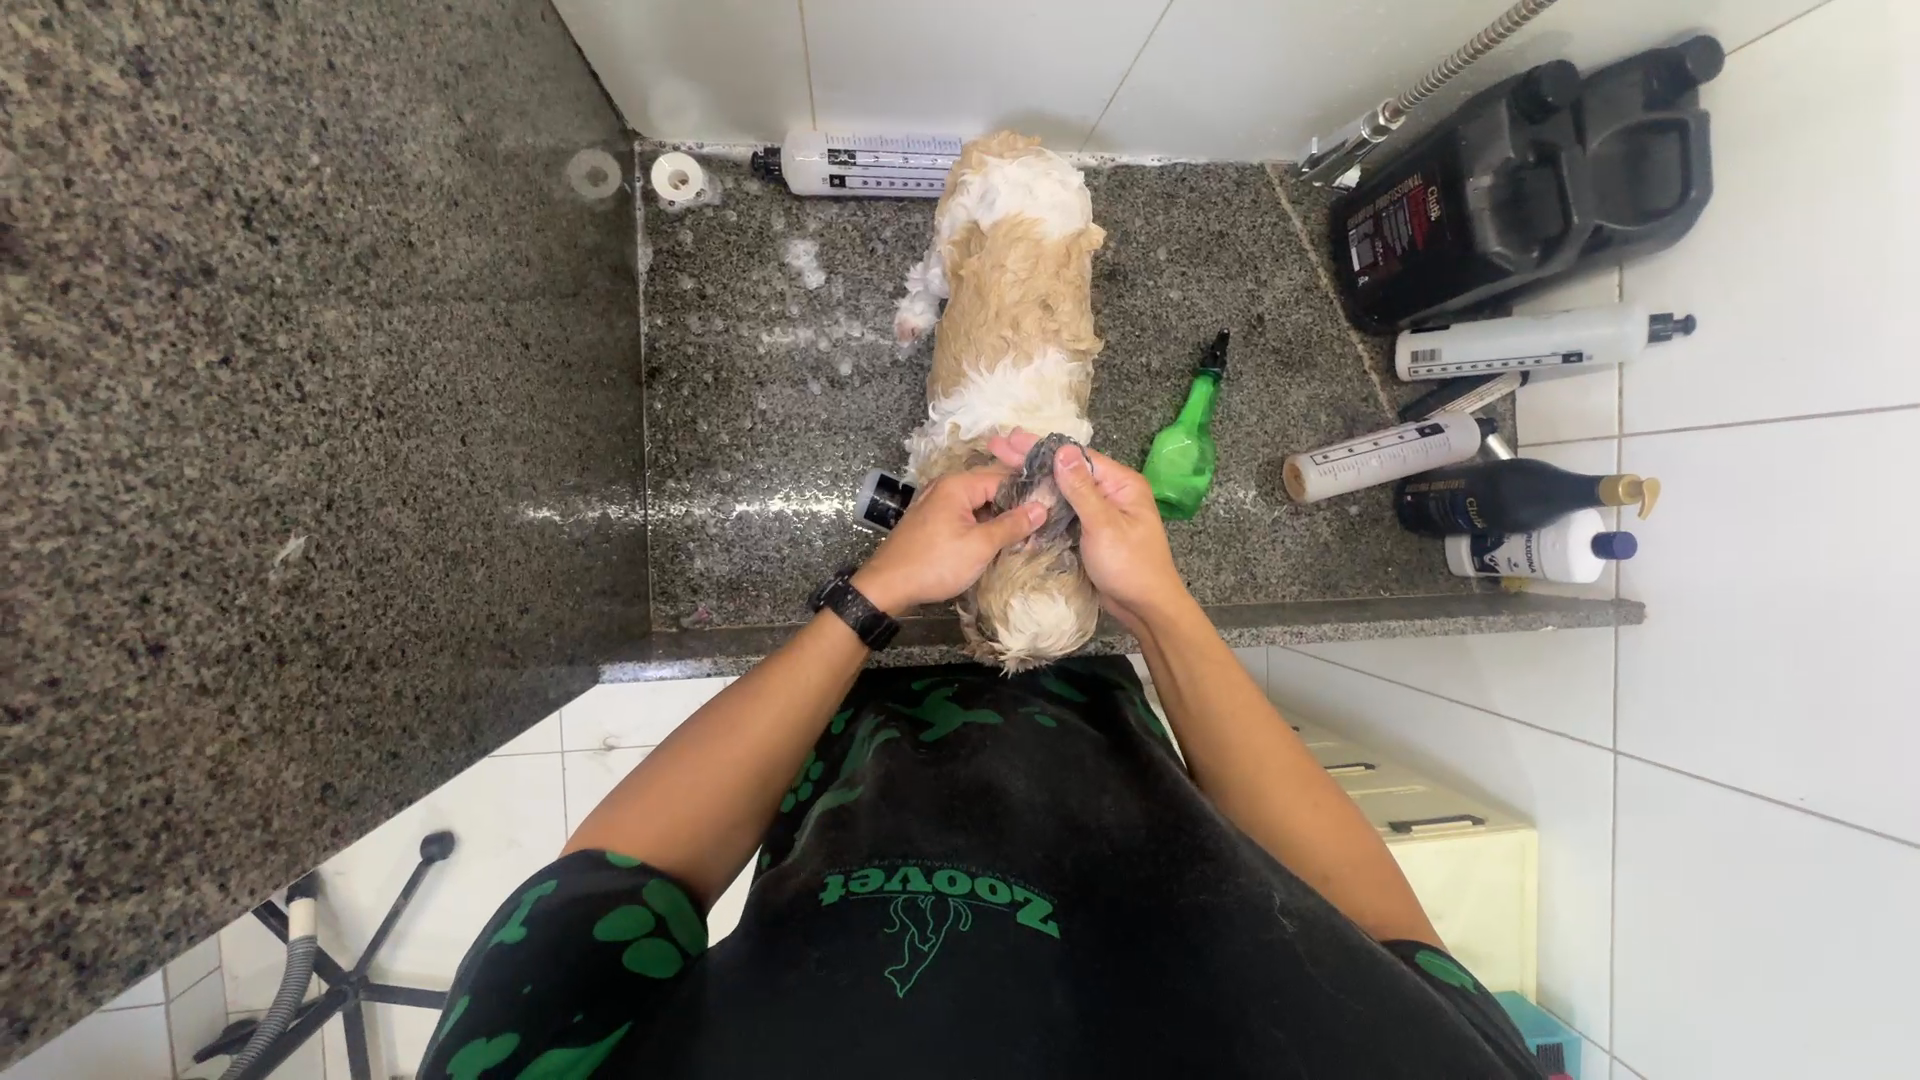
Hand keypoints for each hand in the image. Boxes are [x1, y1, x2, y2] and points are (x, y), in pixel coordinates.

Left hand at [850, 465, 1045, 615]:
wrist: (887, 586)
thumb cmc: (934, 563)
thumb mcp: (980, 546)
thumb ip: (1012, 525)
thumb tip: (1042, 508)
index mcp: (958, 484)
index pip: (1004, 477)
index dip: (1028, 492)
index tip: (1051, 507)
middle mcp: (946, 487)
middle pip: (990, 489)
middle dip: (1015, 507)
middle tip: (1042, 525)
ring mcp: (937, 504)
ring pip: (978, 505)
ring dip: (998, 519)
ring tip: (1025, 536)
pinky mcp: (932, 522)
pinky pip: (964, 517)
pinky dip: (981, 527)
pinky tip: (996, 543)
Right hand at [988, 430, 1188, 626]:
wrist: (1145, 607)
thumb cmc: (1130, 566)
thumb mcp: (1104, 525)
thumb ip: (1081, 489)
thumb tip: (1062, 450)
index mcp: (1121, 483)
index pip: (1076, 457)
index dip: (1041, 446)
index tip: (1011, 438)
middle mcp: (1111, 492)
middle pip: (1067, 470)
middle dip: (1033, 459)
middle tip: (997, 446)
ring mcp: (1100, 511)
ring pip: (1063, 491)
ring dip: (1035, 481)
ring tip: (1002, 468)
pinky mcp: (1090, 530)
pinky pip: (1064, 511)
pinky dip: (1043, 505)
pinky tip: (1021, 499)